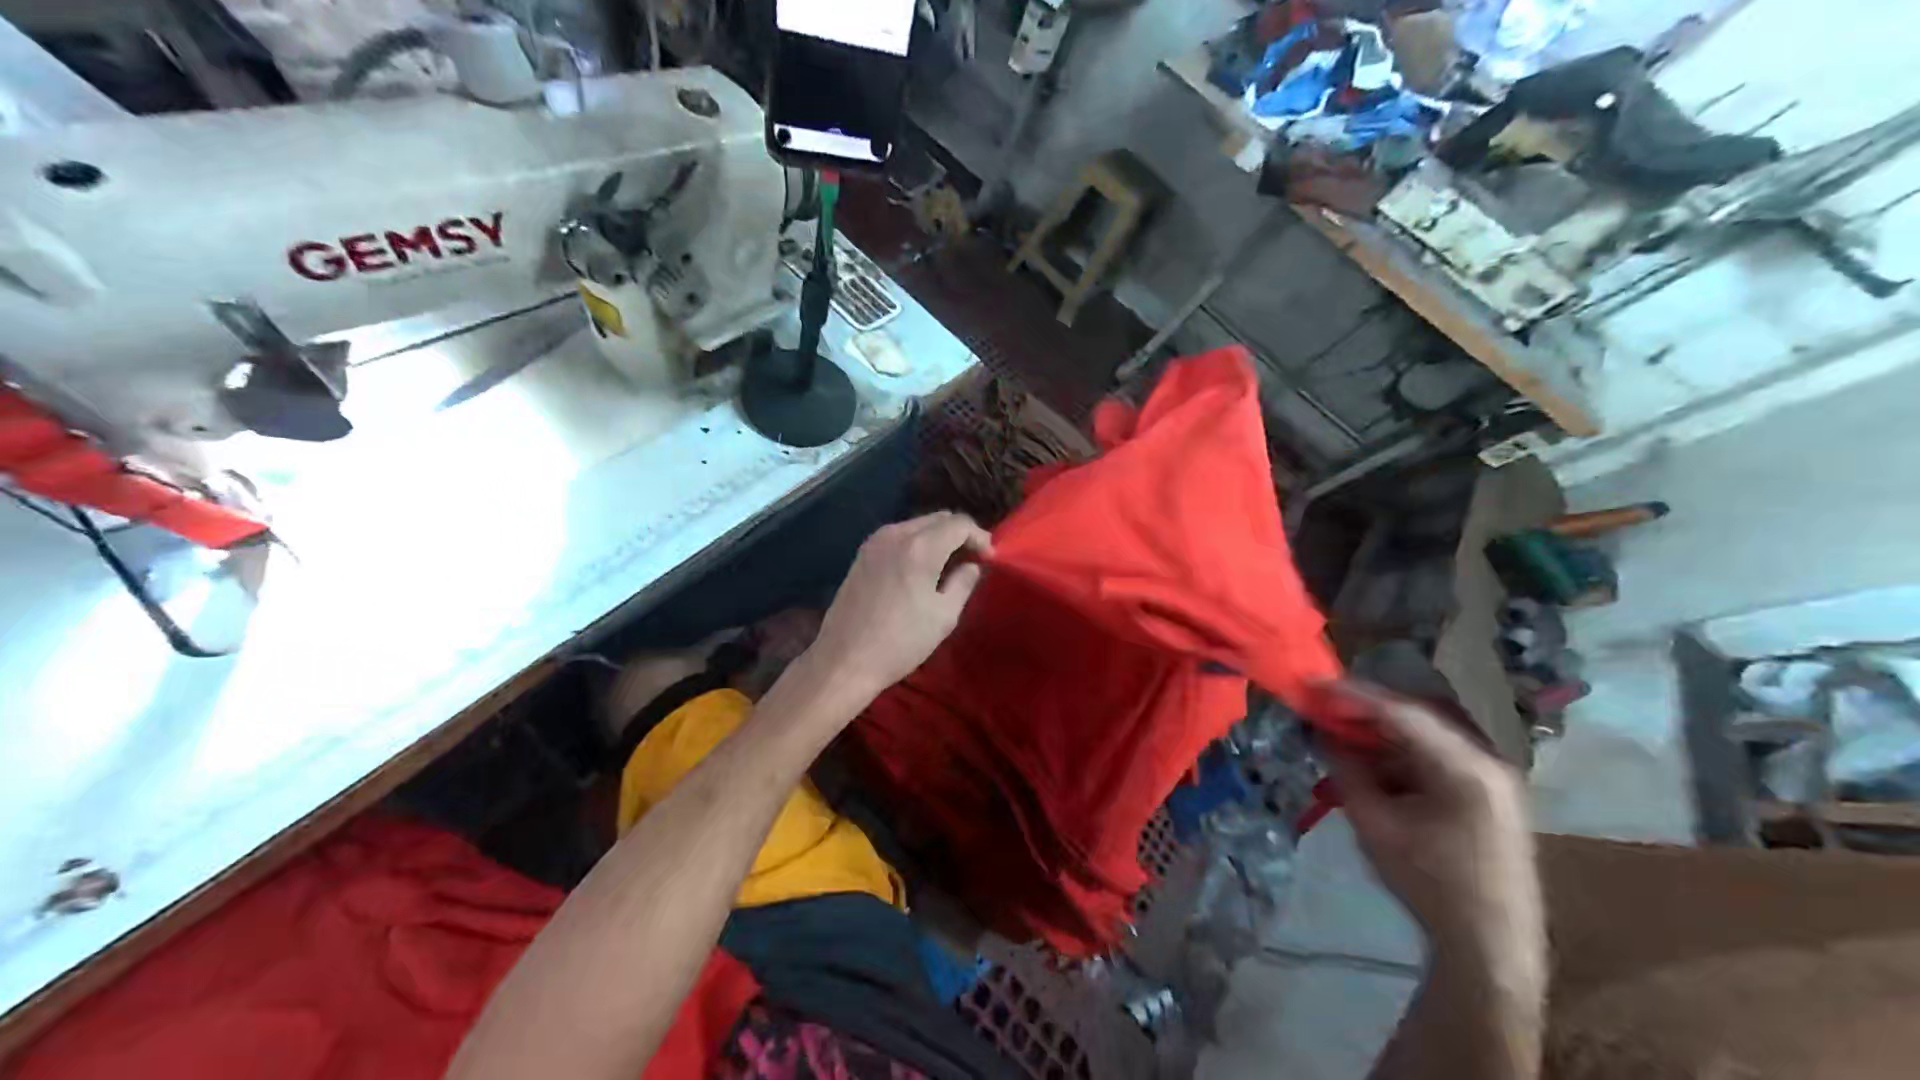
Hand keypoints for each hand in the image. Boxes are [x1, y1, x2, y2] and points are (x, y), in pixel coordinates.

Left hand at [805, 512, 991, 701]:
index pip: (959, 523)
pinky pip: (898, 537)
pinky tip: (921, 570)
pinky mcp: (862, 555)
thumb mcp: (943, 616)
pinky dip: (916, 544)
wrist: (845, 660)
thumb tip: (972, 565)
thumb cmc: (901, 642)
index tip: (989, 559)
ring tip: (948, 566)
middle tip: (972, 560)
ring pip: (917, 525)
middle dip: (959, 534)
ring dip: (937, 538)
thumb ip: (963, 583)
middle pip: (938, 518)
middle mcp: (895, 534)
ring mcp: (874, 542)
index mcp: (920, 547)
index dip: (979, 537)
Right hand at [1320, 681, 1542, 963]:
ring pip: (1427, 740)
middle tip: (1324, 709)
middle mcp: (1488, 761)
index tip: (1313, 683)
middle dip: (1366, 713)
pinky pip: (1439, 761)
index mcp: (1466, 766)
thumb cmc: (1429, 883)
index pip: (1402, 712)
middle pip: (1417, 720)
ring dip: (1383, 737)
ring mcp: (1495, 779)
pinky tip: (1373, 770)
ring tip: (1341, 740)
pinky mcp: (1492, 797)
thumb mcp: (1374, 823)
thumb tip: (1324, 733)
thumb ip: (1347, 769)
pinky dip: (1402, 758)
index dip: (1352, 694)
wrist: (1492, 948)